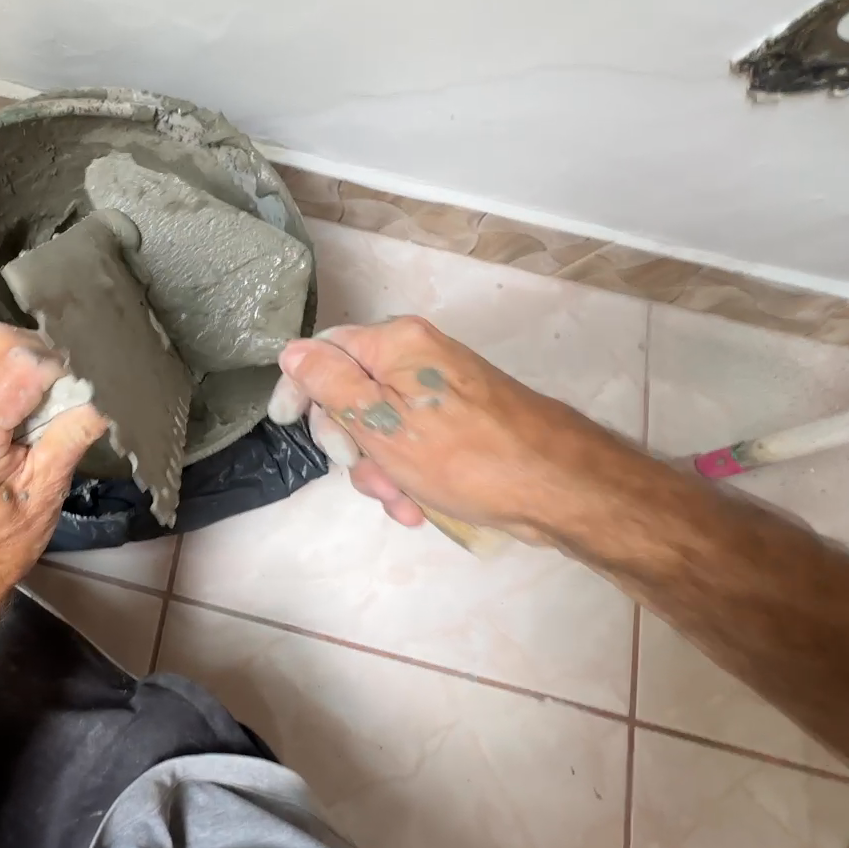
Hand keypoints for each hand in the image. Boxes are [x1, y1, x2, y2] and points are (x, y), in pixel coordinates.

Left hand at [0, 324, 108, 609]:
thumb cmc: (2, 543)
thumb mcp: (47, 492)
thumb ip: (72, 433)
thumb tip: (104, 390)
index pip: (18, 367)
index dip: (59, 369)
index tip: (83, 391)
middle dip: (43, 355)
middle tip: (68, 390)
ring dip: (26, 359)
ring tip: (49, 396)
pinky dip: (10, 371)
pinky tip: (27, 401)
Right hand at [267, 316, 630, 539]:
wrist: (564, 490)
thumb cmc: (463, 455)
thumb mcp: (380, 422)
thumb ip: (329, 383)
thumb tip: (292, 353)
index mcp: (395, 343)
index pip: (322, 350)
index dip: (298, 387)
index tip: (284, 424)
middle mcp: (416, 357)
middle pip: (348, 391)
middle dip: (349, 441)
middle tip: (362, 471)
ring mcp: (439, 389)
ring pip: (377, 424)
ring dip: (377, 467)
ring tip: (399, 500)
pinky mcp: (457, 419)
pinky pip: (409, 439)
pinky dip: (405, 471)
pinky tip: (416, 504)